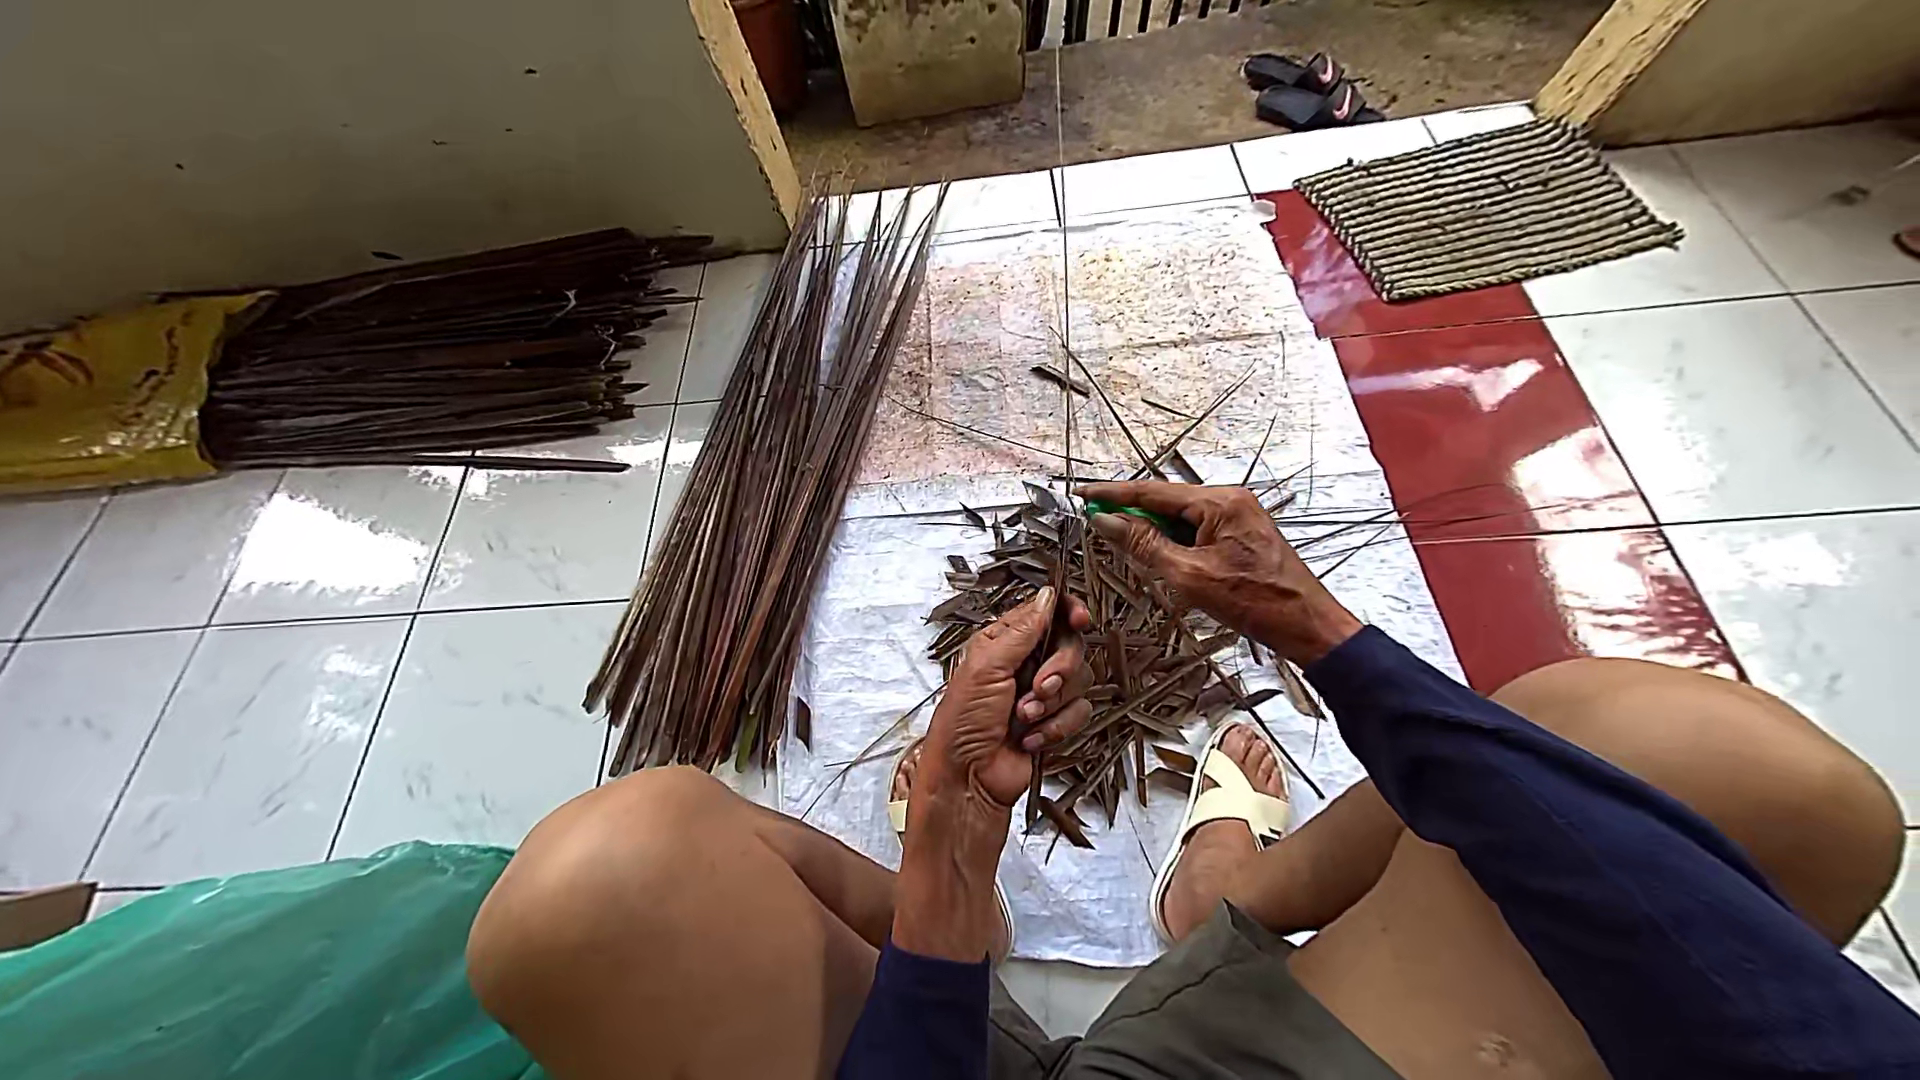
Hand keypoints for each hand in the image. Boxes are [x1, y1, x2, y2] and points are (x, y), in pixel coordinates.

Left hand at [920, 586, 1094, 811]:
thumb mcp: (986, 667)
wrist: (968, 779)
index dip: (1066, 613)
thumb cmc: (962, 722)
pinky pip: (1079, 712)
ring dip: (1052, 704)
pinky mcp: (1054, 721)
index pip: (1045, 613)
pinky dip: (1055, 727)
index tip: (1079, 620)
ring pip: (1078, 681)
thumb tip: (1047, 596)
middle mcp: (1024, 663)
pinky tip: (1030, 737)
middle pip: (1070, 646)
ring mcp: (1040, 693)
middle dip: (1058, 668)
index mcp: (1003, 642)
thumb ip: (1021, 631)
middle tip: (1039, 687)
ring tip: (1023, 717)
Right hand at [1075, 480, 1361, 665]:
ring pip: (1177, 517)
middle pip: (1164, 501)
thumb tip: (1108, 521)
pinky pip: (1193, 528)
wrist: (1306, 625)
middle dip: (1129, 513)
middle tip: (1096, 521)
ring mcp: (1235, 515)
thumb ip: (1143, 544)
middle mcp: (1229, 500)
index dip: (1112, 493)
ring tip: (1126, 546)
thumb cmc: (1258, 601)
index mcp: (1220, 502)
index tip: (1085, 493)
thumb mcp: (1188, 575)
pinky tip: (1158, 556)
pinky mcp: (1237, 532)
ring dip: (1151, 531)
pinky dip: (1171, 540)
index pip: (1151, 492)